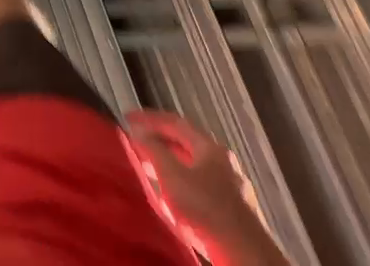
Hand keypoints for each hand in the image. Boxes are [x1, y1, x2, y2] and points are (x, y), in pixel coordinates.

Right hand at [126, 111, 287, 265]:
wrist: (242, 251)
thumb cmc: (203, 206)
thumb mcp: (170, 173)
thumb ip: (152, 148)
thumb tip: (138, 130)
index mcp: (211, 148)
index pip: (175, 123)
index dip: (149, 118)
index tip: (127, 118)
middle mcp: (224, 162)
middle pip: (186, 144)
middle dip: (158, 142)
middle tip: (136, 143)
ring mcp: (232, 186)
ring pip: (193, 166)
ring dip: (168, 163)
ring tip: (147, 168)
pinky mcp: (233, 208)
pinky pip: (200, 185)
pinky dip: (180, 182)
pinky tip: (170, 195)